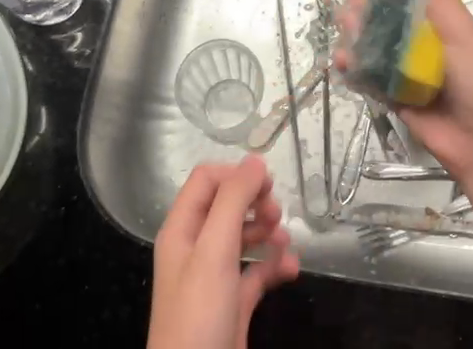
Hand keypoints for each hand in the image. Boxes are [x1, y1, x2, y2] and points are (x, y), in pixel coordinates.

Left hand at [149, 155, 299, 348]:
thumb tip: (255, 160)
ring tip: (285, 240)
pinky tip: (291, 268)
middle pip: (226, 206)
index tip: (267, 183)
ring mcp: (214, 278)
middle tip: (277, 212)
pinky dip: (274, 266)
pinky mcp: (233, 305)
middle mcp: (195, 248)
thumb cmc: (199, 313)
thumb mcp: (214, 250)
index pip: (206, 180)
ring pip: (243, 238)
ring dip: (267, 231)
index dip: (236, 175)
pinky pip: (256, 273)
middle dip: (255, 202)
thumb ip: (233, 200)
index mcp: (181, 229)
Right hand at [336, 0, 472, 179]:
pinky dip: (349, 66)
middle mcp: (418, 38)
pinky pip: (364, 73)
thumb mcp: (458, 30)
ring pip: (367, 40)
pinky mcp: (389, 92)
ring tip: (348, 40)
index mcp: (438, 18)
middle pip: (381, 11)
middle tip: (353, 14)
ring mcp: (402, 66)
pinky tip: (343, 62)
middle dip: (362, 7)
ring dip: (351, 35)